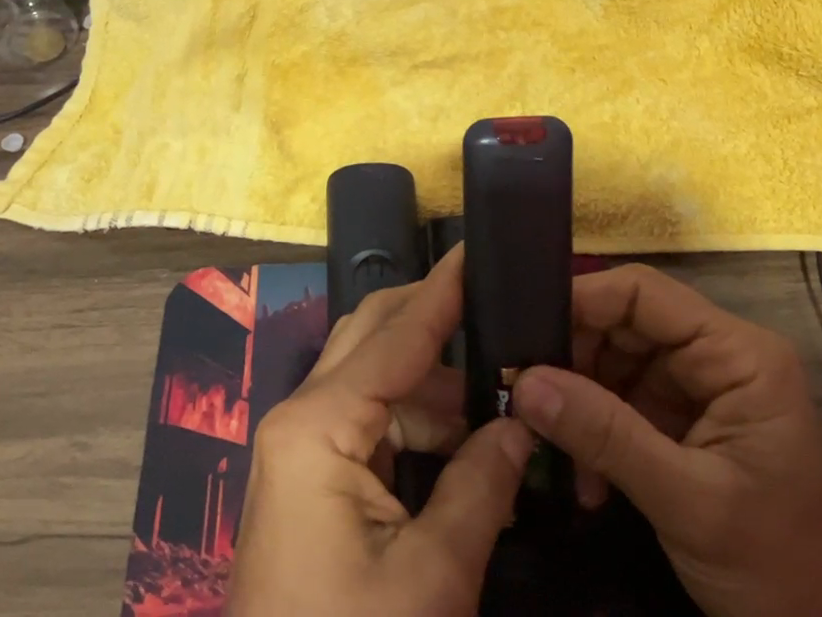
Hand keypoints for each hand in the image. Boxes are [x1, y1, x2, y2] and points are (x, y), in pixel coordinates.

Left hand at [229, 248, 534, 615]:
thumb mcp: (433, 571)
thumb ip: (482, 484)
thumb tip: (520, 423)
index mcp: (318, 426)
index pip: (396, 335)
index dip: (442, 290)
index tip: (476, 249)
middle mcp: (301, 419)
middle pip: (373, 340)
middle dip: (435, 321)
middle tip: (502, 309)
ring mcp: (301, 450)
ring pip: (375, 384)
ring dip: (436, 386)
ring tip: (503, 396)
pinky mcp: (310, 482)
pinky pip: (370, 426)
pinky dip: (418, 426)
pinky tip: (467, 443)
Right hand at [511, 264, 821, 616]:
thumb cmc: (779, 564)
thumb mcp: (688, 499)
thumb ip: (606, 435)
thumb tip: (524, 383)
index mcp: (738, 355)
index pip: (643, 293)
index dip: (581, 301)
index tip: (519, 334)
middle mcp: (717, 359)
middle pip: (623, 327)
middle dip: (571, 361)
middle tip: (519, 399)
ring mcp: (700, 393)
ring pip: (614, 367)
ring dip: (577, 406)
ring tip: (547, 450)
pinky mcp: (684, 428)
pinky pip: (621, 407)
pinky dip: (593, 436)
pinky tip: (582, 482)